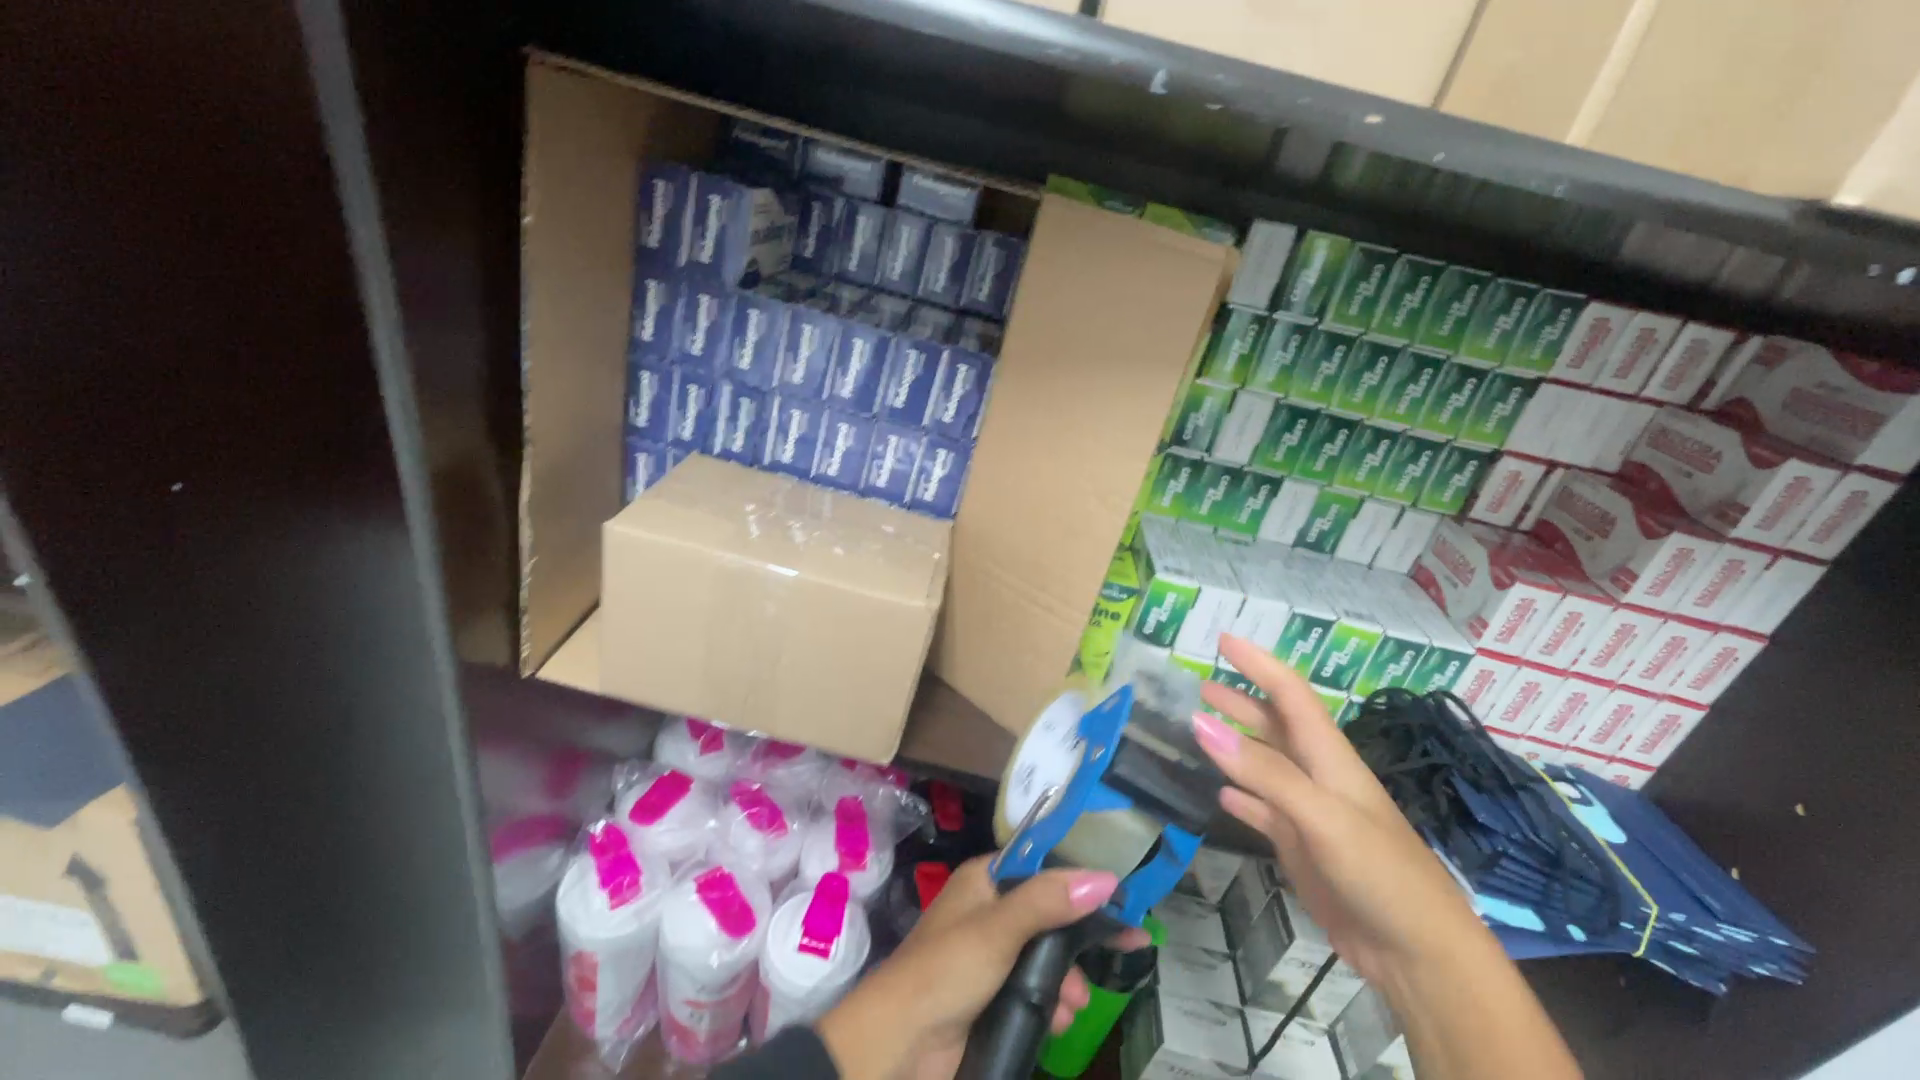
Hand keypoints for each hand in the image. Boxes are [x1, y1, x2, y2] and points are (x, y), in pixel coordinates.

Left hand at [816, 856, 1149, 1079]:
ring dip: (1069, 978)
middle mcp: (988, 910)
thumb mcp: (998, 930)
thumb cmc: (945, 972)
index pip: (1043, 866)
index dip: (1083, 879)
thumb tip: (1106, 878)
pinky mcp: (992, 993)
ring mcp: (990, 954)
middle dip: (1081, 939)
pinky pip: (1036, 987)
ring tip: (1075, 1004)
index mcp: (984, 881)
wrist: (899, 1044)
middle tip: (1125, 951)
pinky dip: (1053, 1001)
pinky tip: (1059, 1021)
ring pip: (1048, 955)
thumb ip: (1049, 902)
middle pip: (1052, 913)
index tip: (1124, 898)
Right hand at [1191, 635, 1490, 988]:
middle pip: (1275, 726)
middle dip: (1241, 701)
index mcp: (1330, 759)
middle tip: (1198, 684)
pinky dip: (1239, 796)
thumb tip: (1202, 724)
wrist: (1416, 950)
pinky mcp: (1301, 848)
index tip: (1224, 638)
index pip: (1291, 695)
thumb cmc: (1380, 873)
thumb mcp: (1322, 816)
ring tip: (1197, 726)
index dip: (1260, 664)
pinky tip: (1218, 791)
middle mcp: (1318, 777)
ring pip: (1264, 766)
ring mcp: (1309, 814)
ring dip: (1234, 743)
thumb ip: (1264, 772)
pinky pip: (1262, 810)